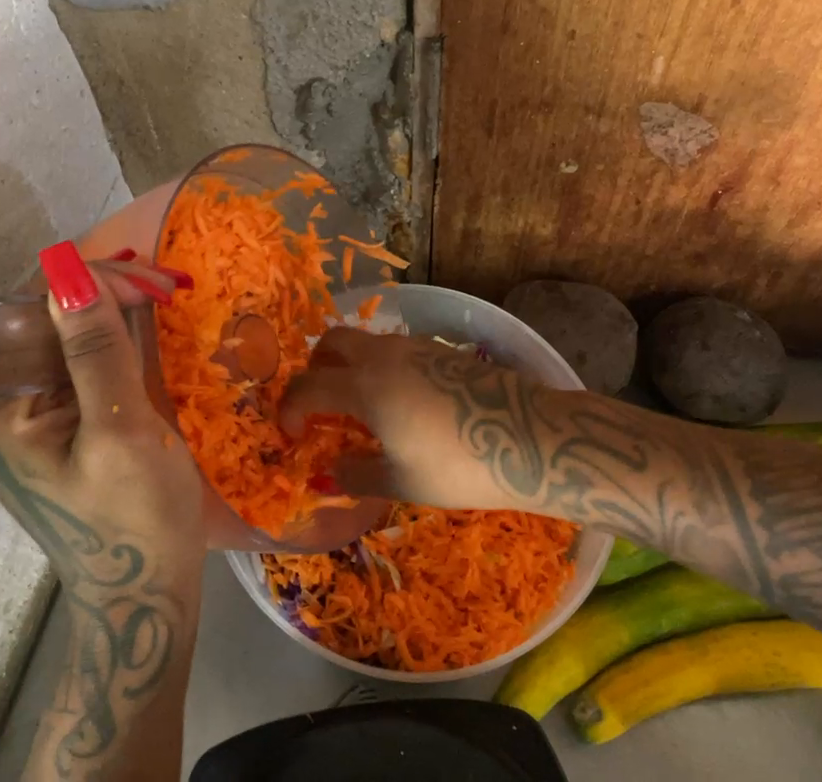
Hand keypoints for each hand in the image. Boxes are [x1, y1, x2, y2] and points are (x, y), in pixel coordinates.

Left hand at [0, 241, 205, 780]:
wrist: (145, 597)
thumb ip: (95, 352)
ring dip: (115, 312)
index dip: (88, 285)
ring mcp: (24, 416)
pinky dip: (114, 341)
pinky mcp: (54, 424)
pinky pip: (76, 364)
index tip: (155, 283)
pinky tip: (148, 329)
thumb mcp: (120, 434)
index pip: (29, 313)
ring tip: (167, 296)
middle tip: (171, 287)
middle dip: (106, 295)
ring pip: (63, 336)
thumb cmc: (135, 523)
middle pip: (43, 320)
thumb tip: (69, 271)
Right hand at [280, 326, 549, 511]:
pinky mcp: (443, 349)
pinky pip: (394, 348)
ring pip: (365, 341)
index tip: (292, 434)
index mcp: (365, 386)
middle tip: (319, 405)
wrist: (531, 438)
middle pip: (331, 342)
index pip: (307, 386)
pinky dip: (379, 366)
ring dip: (348, 365)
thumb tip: (326, 475)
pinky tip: (398, 402)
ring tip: (358, 407)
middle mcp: (385, 356)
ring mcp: (417, 347)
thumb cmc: (460, 466)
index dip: (289, 409)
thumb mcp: (402, 481)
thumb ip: (356, 475)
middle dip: (315, 369)